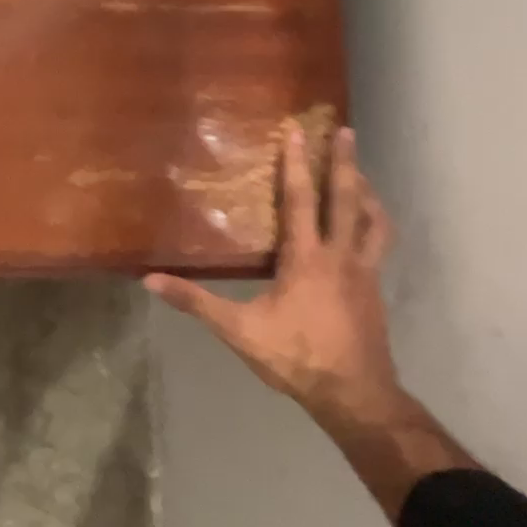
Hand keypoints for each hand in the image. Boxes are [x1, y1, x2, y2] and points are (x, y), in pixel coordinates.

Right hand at [147, 126, 405, 424]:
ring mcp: (364, 274)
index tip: (299, 132)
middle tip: (347, 131)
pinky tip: (361, 231)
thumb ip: (196, 302)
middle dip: (346, 163)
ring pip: (374, 221)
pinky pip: (377, 245)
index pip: (302, 201)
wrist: (355, 395)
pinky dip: (373, 225)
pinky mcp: (374, 291)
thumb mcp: (238, 331)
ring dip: (367, 193)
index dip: (298, 165)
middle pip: (349, 199)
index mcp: (307, 259)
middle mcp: (341, 257)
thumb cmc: (295, 357)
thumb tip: (149, 280)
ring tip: (360, 175)